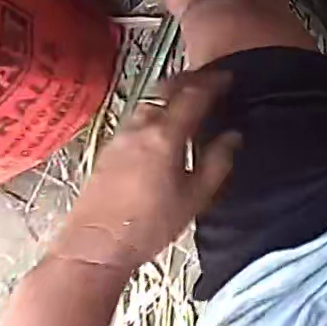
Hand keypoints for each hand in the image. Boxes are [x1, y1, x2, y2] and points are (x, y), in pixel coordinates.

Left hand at [48, 70, 238, 274]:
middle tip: (210, 78)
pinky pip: (138, 115)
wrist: (93, 249)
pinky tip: (163, 121)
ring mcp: (120, 136)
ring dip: (171, 91)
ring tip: (188, 96)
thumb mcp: (195, 197)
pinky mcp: (108, 149)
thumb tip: (233, 136)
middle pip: (167, 88)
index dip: (213, 82)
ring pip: (150, 100)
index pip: (194, 95)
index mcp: (165, 135)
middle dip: (191, 78)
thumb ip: (218, 161)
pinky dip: (156, 107)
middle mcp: (141, 128)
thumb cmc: (150, 226)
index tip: (228, 76)